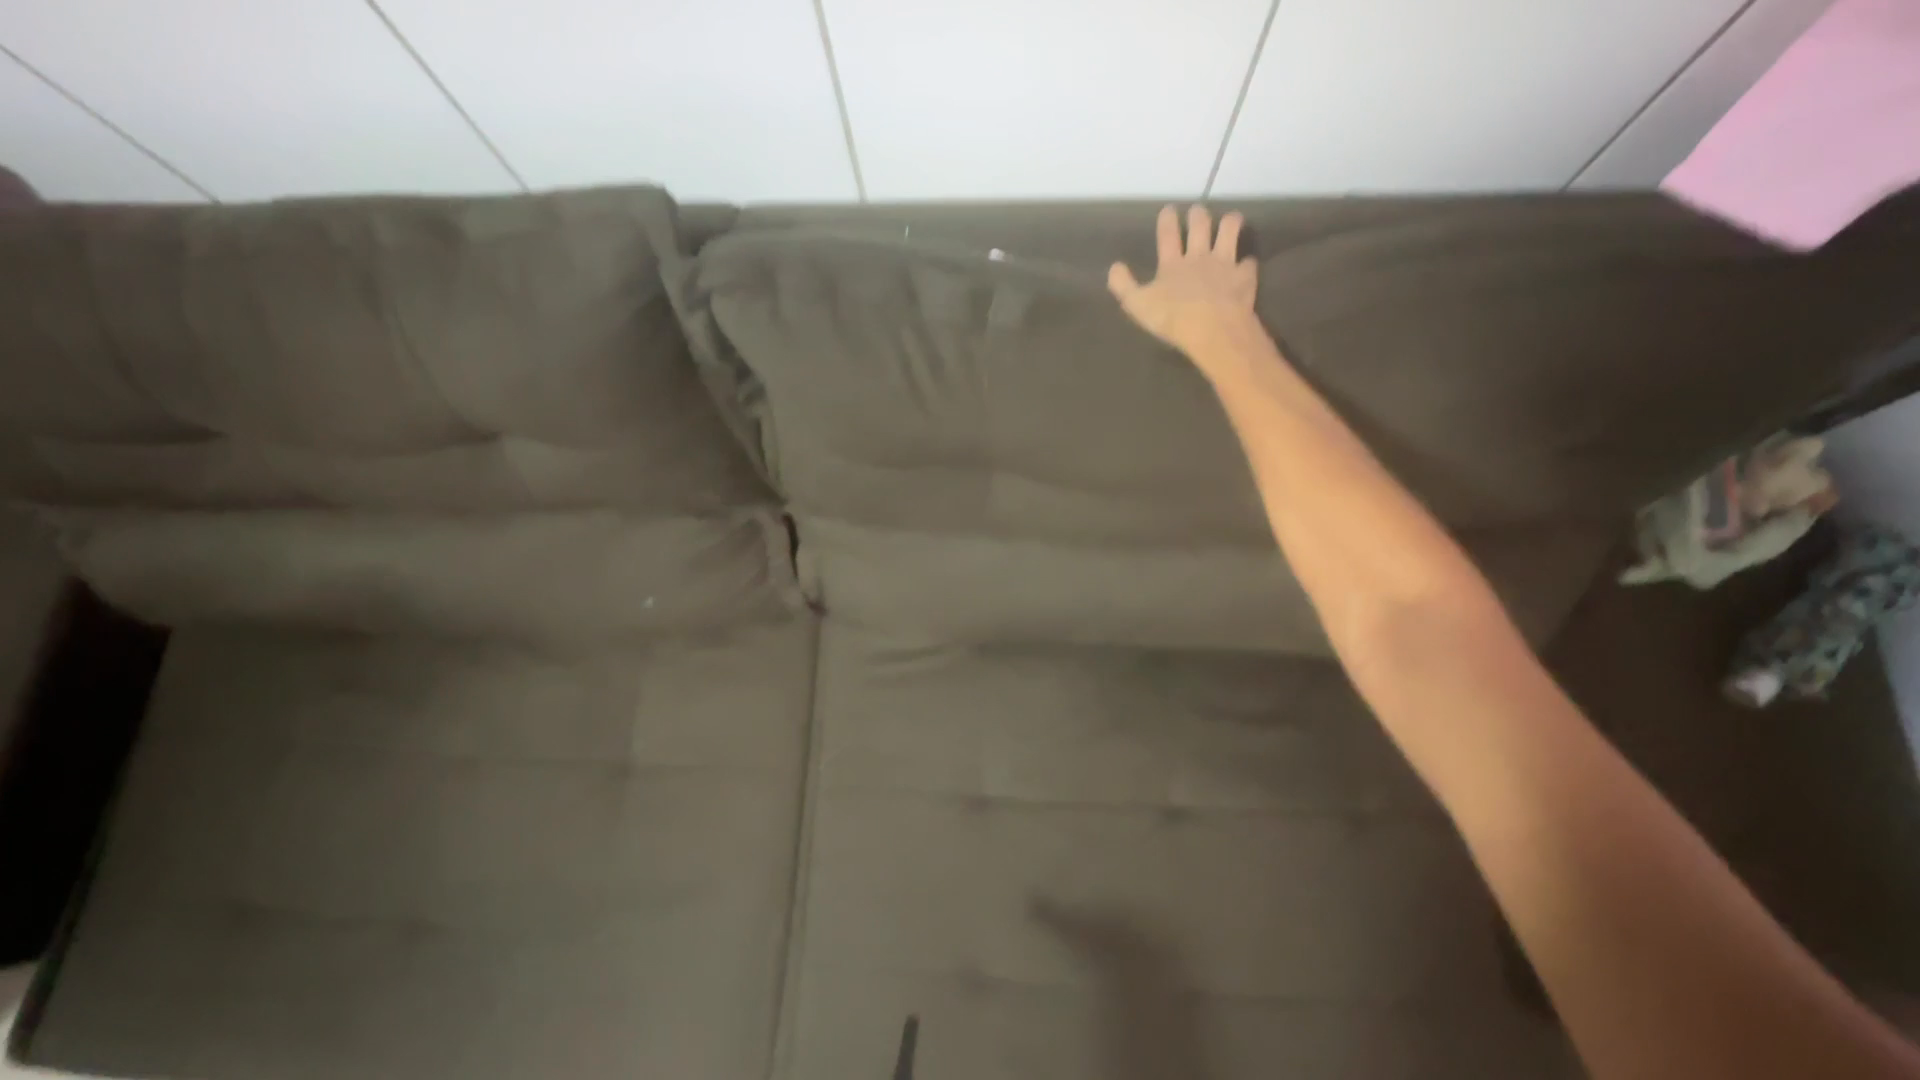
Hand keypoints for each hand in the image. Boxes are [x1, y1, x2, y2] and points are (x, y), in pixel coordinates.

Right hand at [1108, 205, 1258, 361]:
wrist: (1212, 327)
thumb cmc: (1172, 317)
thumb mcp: (1137, 305)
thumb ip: (1123, 285)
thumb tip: (1114, 266)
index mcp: (1172, 264)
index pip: (1168, 236)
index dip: (1167, 221)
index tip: (1169, 208)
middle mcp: (1199, 257)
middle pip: (1201, 228)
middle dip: (1199, 216)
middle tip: (1198, 210)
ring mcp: (1224, 265)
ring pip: (1230, 234)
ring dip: (1230, 224)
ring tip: (1231, 219)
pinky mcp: (1244, 278)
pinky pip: (1248, 265)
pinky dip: (1248, 263)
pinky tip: (1248, 263)